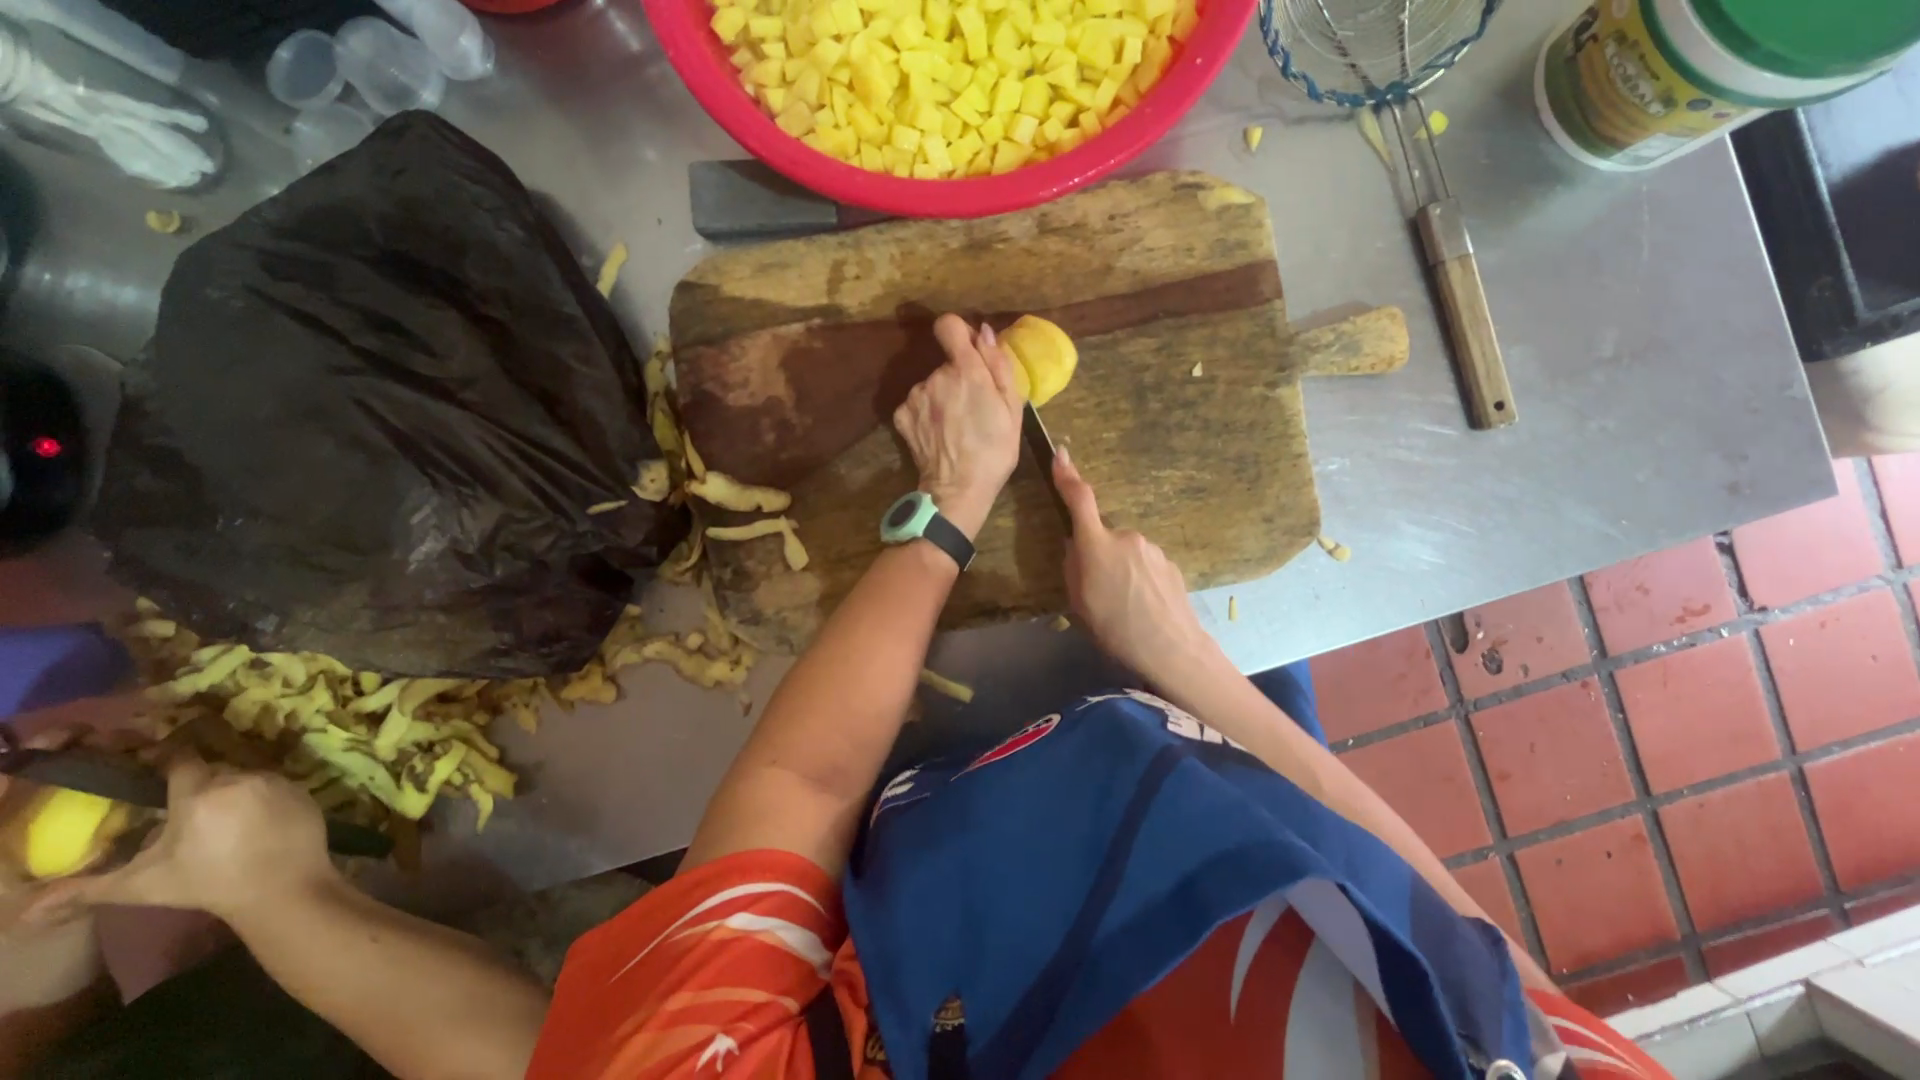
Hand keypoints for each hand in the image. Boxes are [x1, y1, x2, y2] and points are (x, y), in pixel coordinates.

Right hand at [24, 754, 336, 926]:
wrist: (283, 889)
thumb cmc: (209, 884)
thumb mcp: (144, 884)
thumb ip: (89, 888)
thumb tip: (31, 910)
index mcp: (200, 792)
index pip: (177, 758)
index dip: (162, 758)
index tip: (151, 763)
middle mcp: (241, 777)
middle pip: (212, 771)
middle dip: (197, 786)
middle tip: (186, 811)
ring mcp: (278, 781)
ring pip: (244, 778)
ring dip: (230, 793)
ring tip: (222, 823)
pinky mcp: (304, 790)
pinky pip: (273, 787)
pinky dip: (261, 800)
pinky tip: (254, 825)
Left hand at [892, 314, 1024, 538]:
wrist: (958, 490)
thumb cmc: (995, 451)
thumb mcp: (1012, 408)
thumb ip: (999, 364)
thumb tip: (984, 332)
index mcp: (965, 370)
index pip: (949, 325)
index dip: (960, 333)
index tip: (970, 351)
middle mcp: (935, 376)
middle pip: (945, 364)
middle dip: (960, 379)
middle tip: (976, 410)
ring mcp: (915, 396)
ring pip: (932, 386)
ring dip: (943, 398)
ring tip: (958, 427)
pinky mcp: (902, 416)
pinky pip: (917, 405)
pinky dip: (927, 415)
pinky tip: (940, 435)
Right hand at [1054, 448, 1224, 685]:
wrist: (1171, 649)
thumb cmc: (1114, 629)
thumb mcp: (1078, 603)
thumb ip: (1074, 567)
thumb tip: (1077, 548)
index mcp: (1097, 545)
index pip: (1080, 500)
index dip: (1068, 477)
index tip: (1060, 455)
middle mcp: (1127, 537)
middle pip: (1105, 538)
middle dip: (1100, 557)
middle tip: (1100, 594)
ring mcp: (1153, 550)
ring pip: (1128, 554)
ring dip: (1123, 572)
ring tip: (1127, 609)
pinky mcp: (1171, 564)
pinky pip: (1147, 567)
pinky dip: (1142, 582)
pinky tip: (1146, 609)